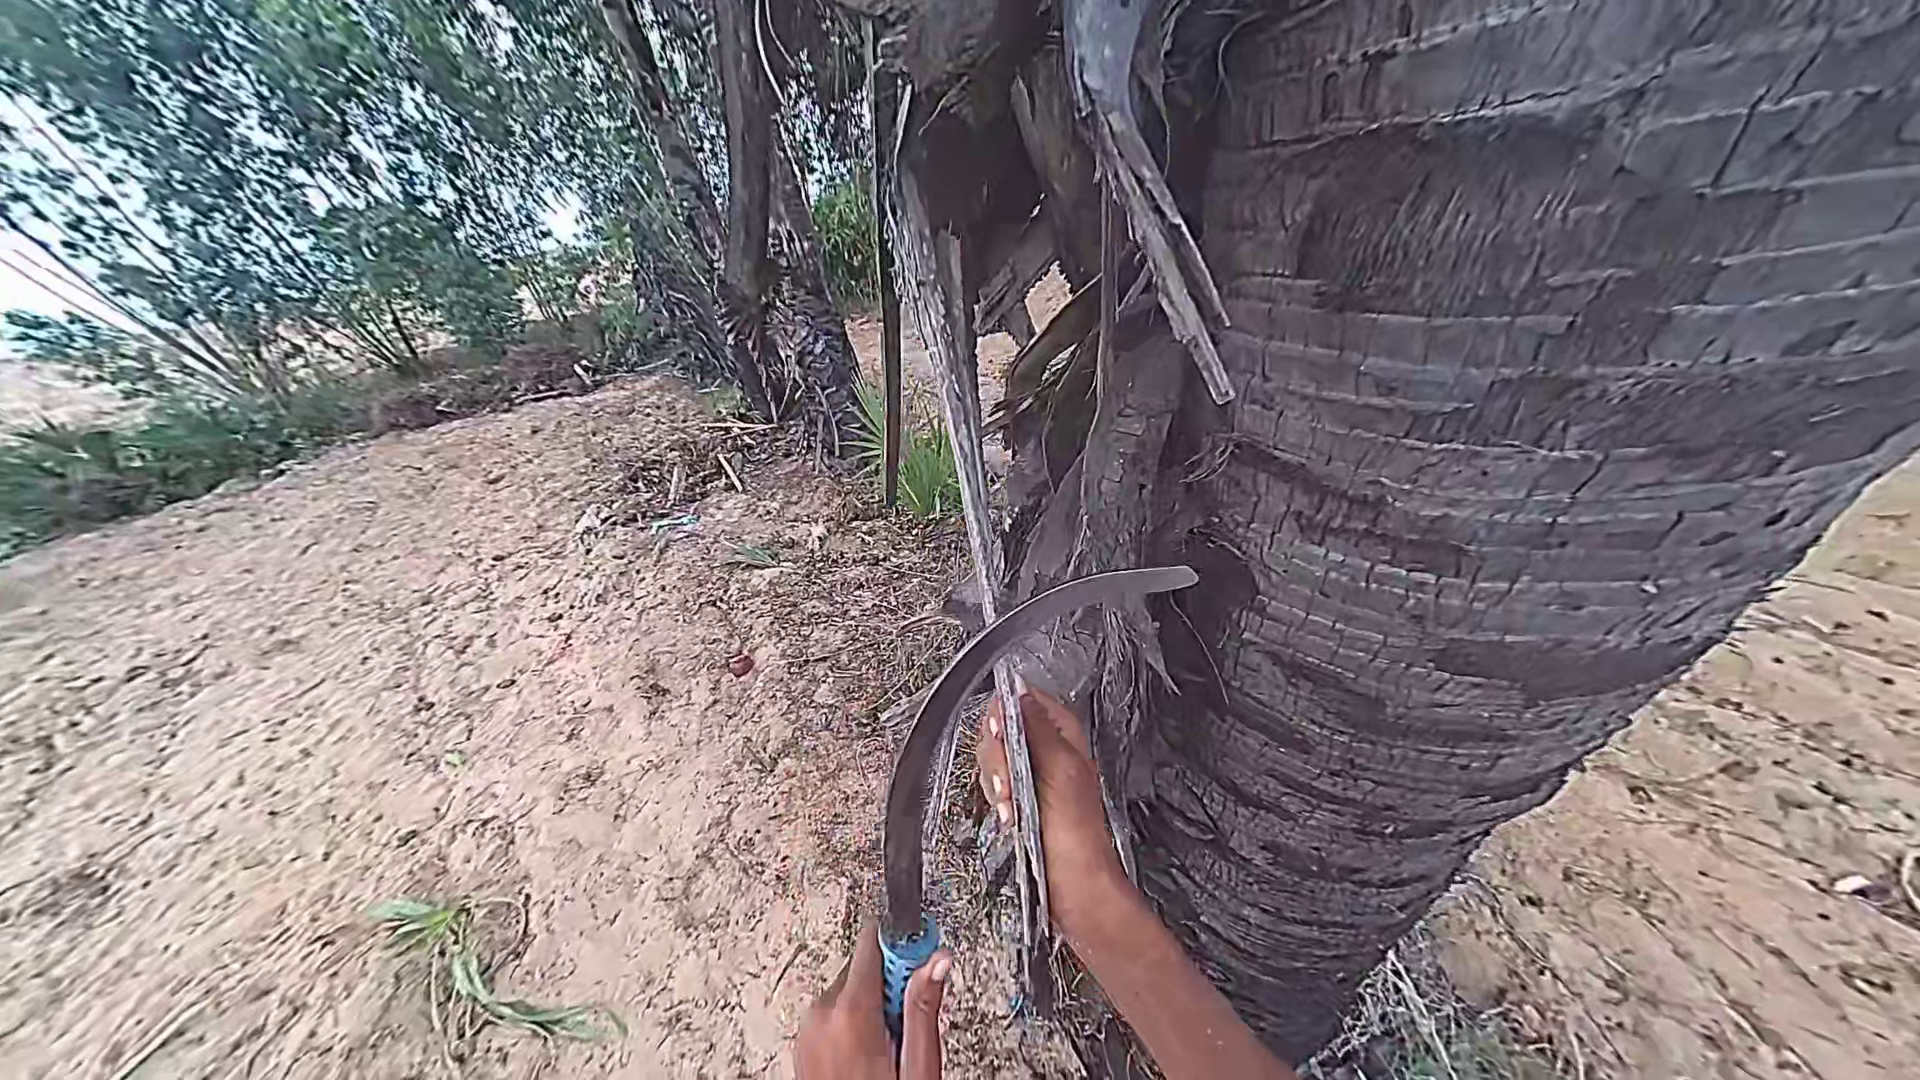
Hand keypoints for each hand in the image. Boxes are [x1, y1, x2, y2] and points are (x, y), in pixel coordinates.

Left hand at [794, 922, 951, 1079]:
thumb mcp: (917, 1070)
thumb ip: (924, 1007)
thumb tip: (937, 959)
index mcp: (850, 1011)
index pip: (874, 939)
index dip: (903, 947)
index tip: (921, 961)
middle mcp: (822, 1013)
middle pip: (866, 966)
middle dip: (891, 984)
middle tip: (907, 1025)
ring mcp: (808, 1030)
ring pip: (852, 988)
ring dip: (874, 1005)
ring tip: (888, 1049)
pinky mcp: (804, 1044)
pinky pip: (836, 1012)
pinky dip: (855, 1023)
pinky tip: (868, 1057)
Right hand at [975, 688, 1128, 938]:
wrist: (1074, 885)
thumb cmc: (1077, 831)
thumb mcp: (1060, 767)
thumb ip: (1038, 727)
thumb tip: (1019, 691)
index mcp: (1060, 732)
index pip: (1021, 699)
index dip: (1004, 714)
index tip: (1002, 737)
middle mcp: (1043, 747)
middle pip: (999, 727)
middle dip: (997, 756)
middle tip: (1009, 781)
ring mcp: (1028, 771)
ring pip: (991, 755)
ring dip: (995, 781)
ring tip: (1012, 805)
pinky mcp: (1015, 795)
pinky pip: (991, 782)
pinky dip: (994, 798)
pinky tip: (1008, 815)